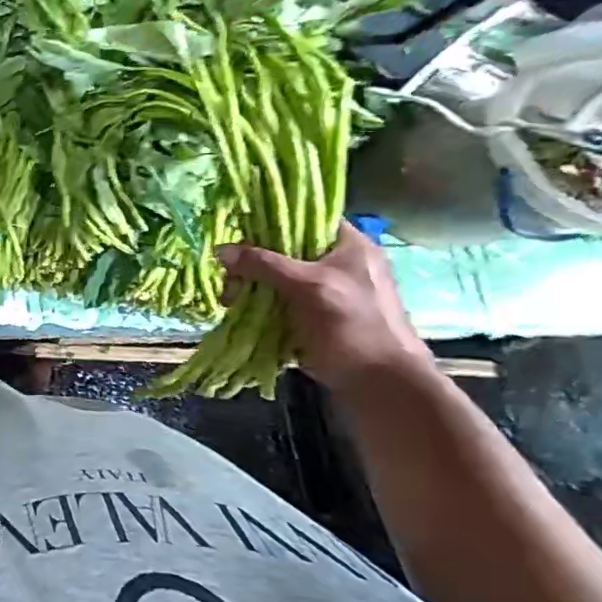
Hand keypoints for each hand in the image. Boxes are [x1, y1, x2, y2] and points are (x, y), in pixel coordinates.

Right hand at [218, 220, 433, 393]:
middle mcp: (338, 263)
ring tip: (228, 296)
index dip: (273, 218)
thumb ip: (264, 264)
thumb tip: (221, 250)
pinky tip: (237, 308)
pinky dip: (258, 302)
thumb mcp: (307, 286)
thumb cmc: (353, 325)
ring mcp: (326, 291)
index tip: (238, 227)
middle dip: (252, 259)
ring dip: (251, 284)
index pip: (307, 216)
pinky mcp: (314, 316)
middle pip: (285, 249)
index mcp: (350, 245)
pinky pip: (278, 300)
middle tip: (228, 271)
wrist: (380, 385)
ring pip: (278, 276)